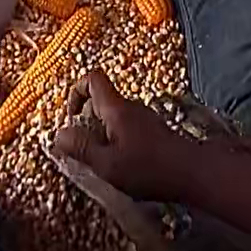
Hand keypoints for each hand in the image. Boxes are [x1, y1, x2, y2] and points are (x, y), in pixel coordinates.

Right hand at [50, 73, 199, 201]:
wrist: (192, 172)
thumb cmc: (148, 169)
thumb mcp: (107, 165)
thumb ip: (81, 148)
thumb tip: (58, 134)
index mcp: (116, 108)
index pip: (93, 78)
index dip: (76, 91)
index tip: (72, 119)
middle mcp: (129, 106)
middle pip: (100, 99)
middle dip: (86, 120)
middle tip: (84, 149)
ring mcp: (143, 116)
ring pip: (112, 115)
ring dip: (101, 133)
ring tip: (102, 162)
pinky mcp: (151, 130)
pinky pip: (125, 126)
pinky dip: (115, 140)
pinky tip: (121, 166)